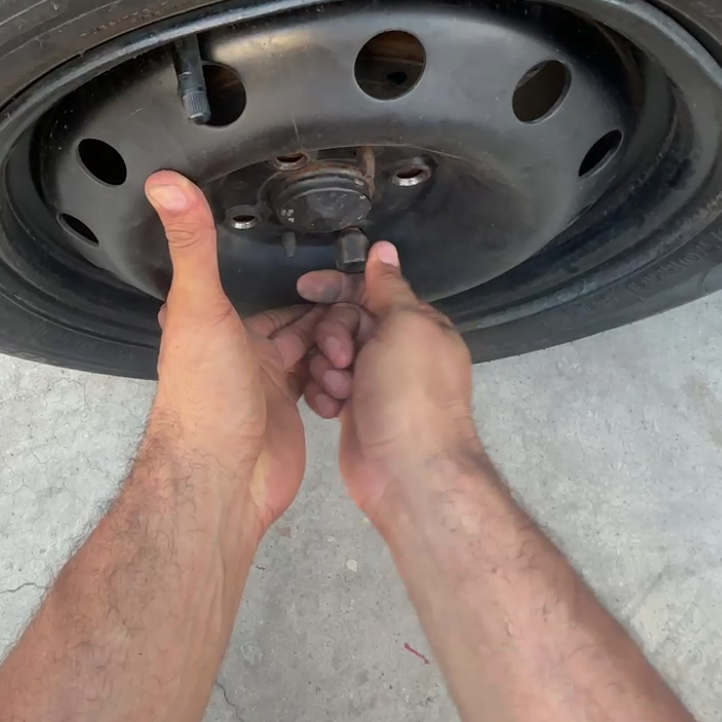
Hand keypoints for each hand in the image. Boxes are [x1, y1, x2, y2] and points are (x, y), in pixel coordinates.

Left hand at [143, 171, 320, 536]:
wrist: (222, 478)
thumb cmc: (204, 394)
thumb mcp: (199, 305)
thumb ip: (192, 243)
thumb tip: (164, 181)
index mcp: (213, 317)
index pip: (265, 286)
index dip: (300, 278)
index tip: (335, 268)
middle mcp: (238, 344)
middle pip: (297, 315)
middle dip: (329, 313)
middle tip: (358, 314)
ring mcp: (264, 379)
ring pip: (313, 347)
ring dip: (336, 347)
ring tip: (350, 353)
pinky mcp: (287, 409)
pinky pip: (321, 381)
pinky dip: (337, 378)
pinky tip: (348, 379)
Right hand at [297, 243, 481, 518]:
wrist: (408, 473)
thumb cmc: (410, 393)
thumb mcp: (404, 326)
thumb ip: (388, 286)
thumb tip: (384, 248)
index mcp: (416, 324)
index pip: (368, 291)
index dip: (336, 287)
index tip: (305, 287)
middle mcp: (396, 349)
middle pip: (343, 321)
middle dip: (333, 336)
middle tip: (340, 358)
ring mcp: (374, 382)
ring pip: (329, 355)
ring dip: (327, 369)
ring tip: (339, 391)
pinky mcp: (355, 409)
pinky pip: (326, 386)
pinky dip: (325, 394)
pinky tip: (332, 409)